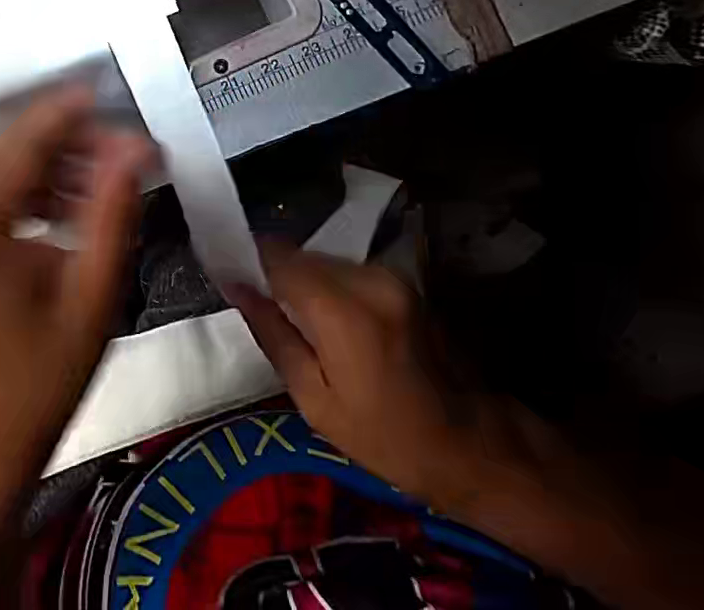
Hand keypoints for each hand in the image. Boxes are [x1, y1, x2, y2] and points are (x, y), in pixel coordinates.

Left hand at [0, 86, 153, 480]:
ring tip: (107, 184)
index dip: (72, 114)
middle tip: (127, 153)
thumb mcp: (92, 295)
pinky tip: (71, 208)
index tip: (111, 92)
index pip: (25, 143)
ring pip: (3, 170)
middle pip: (12, 152)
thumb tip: (135, 147)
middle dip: (72, 145)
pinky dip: (33, 193)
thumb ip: (113, 214)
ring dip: (55, 170)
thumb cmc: (40, 377)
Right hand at [233, 242, 513, 508]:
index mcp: (343, 310)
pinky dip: (328, 285)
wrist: (476, 447)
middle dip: (274, 272)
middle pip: (301, 255)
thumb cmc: (388, 438)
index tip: (227, 273)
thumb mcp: (316, 400)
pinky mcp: (405, 282)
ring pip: (324, 261)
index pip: (278, 258)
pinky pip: (348, 270)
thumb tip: (236, 288)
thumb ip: (273, 334)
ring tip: (293, 318)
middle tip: (257, 304)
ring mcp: (392, 277)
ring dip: (302, 280)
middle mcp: (369, 279)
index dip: (247, 260)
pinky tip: (328, 320)